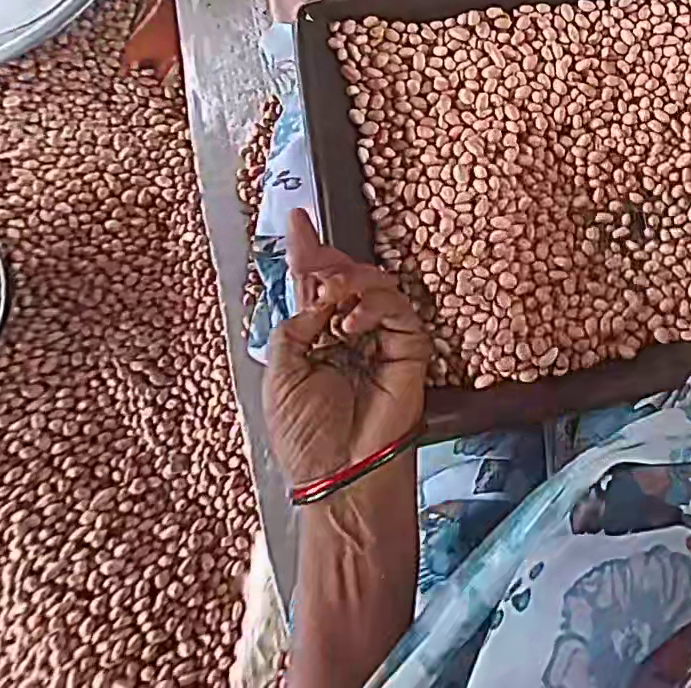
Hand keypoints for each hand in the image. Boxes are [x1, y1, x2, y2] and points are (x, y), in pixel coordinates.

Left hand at [264, 210, 428, 490]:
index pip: (316, 284)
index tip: (296, 219)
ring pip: (376, 283)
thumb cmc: (306, 432)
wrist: (339, 471)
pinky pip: (397, 308)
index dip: (307, 251)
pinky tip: (352, 324)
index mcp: (319, 334)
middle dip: (329, 261)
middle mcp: (351, 329)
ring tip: (333, 301)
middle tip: (317, 263)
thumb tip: (314, 288)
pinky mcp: (409, 344)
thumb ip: (295, 324)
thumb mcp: (281, 372)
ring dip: (351, 282)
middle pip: (346, 276)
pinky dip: (374, 305)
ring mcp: (382, 336)